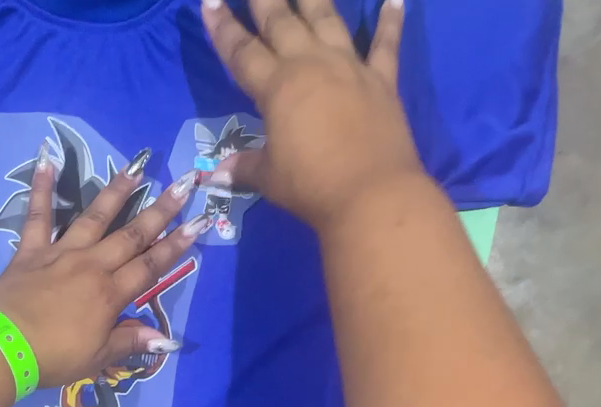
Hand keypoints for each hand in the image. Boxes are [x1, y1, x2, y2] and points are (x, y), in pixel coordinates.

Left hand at [0, 146, 210, 387]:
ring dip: (116, 191)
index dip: (175, 245)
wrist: (4, 349)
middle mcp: (91, 265)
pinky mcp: (30, 251)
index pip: (150, 266)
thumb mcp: (97, 357)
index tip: (198, 221)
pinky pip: (38, 215)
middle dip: (161, 210)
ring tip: (136, 167)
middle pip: (131, 235)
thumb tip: (166, 340)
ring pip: (94, 217)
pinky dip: (42, 188)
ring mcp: (60, 253)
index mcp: (110, 293)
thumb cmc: (54, 357)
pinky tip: (47, 159)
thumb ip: (130, 342)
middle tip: (185, 183)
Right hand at [200, 0, 424, 232]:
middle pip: (282, 22)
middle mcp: (312, 64)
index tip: (210, 2)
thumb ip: (246, 168)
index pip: (242, 53)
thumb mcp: (270, 180)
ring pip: (327, 19)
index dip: (223, 28)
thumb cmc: (311, 188)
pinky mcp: (382, 81)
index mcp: (277, 88)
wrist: (370, 194)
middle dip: (264, 0)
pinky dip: (390, 20)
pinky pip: (385, 44)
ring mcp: (349, 68)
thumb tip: (218, 174)